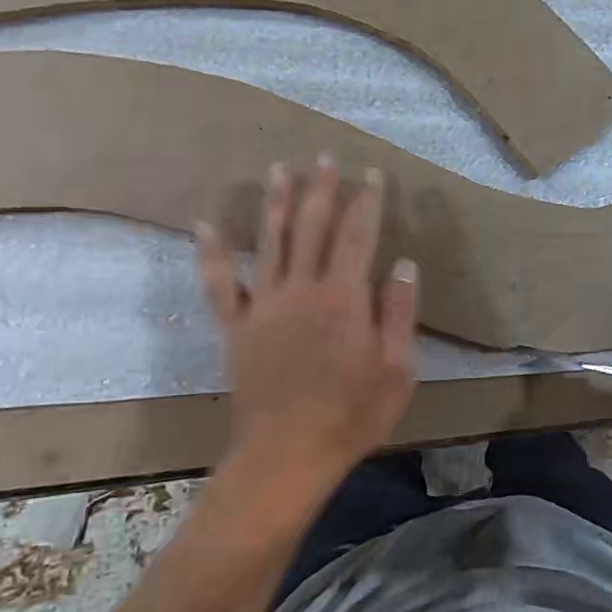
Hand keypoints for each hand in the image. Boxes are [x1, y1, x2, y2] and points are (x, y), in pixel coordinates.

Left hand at [196, 155, 418, 476]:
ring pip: (269, 243)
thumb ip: (400, 313)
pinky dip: (211, 253)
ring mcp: (264, 307)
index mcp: (345, 299)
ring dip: (276, 203)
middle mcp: (302, 291)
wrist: (287, 455)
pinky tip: (205, 224)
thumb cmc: (354, 414)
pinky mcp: (236, 328)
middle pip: (312, 228)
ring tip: (280, 169)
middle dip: (321, 189)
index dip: (367, 202)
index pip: (359, 236)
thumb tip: (405, 265)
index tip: (372, 174)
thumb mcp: (398, 369)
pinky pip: (219, 285)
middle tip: (324, 157)